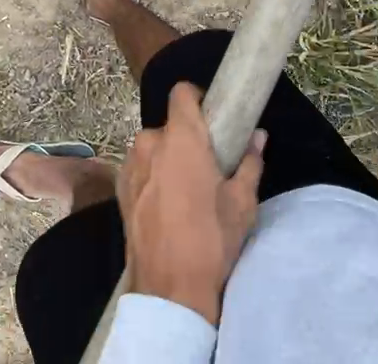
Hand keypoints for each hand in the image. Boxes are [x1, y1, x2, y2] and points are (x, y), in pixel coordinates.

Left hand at [117, 82, 266, 325]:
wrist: (168, 285)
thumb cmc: (211, 239)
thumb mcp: (242, 203)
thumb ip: (249, 162)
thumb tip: (258, 136)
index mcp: (181, 138)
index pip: (182, 93)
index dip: (197, 99)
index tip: (212, 118)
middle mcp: (150, 141)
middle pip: (170, 126)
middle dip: (188, 139)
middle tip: (208, 167)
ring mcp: (130, 163)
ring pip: (154, 147)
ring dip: (168, 159)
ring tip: (187, 193)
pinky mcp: (119, 185)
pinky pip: (140, 167)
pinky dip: (152, 176)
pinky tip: (166, 206)